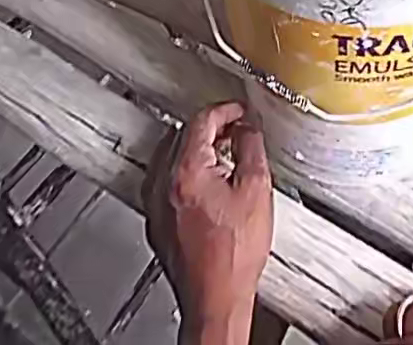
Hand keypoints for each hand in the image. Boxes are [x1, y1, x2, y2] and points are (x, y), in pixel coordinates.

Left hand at [144, 102, 273, 344]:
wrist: (216, 301)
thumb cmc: (234, 256)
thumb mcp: (256, 188)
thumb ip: (251, 146)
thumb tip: (247, 126)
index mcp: (186, 171)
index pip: (202, 120)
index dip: (225, 109)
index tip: (239, 111)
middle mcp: (163, 184)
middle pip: (184, 133)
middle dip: (212, 126)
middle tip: (235, 128)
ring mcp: (156, 203)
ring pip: (171, 153)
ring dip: (197, 146)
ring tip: (223, 152)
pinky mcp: (156, 220)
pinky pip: (165, 177)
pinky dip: (184, 168)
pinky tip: (206, 178)